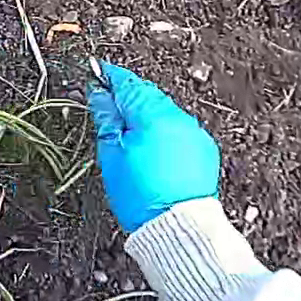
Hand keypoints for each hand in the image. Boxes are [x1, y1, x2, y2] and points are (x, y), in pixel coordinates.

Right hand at [86, 63, 219, 231]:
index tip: (97, 71)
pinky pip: (177, 128)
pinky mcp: (203, 148)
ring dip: (144, 115)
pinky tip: (150, 148)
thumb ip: (105, 117)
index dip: (108, 76)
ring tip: (127, 135)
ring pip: (162, 111)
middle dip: (126, 97)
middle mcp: (178, 118)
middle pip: (146, 95)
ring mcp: (193, 133)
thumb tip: (98, 95)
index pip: (127, 83)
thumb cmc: (142, 195)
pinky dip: (162, 131)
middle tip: (106, 106)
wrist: (178, 228)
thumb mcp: (111, 154)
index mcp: (153, 115)